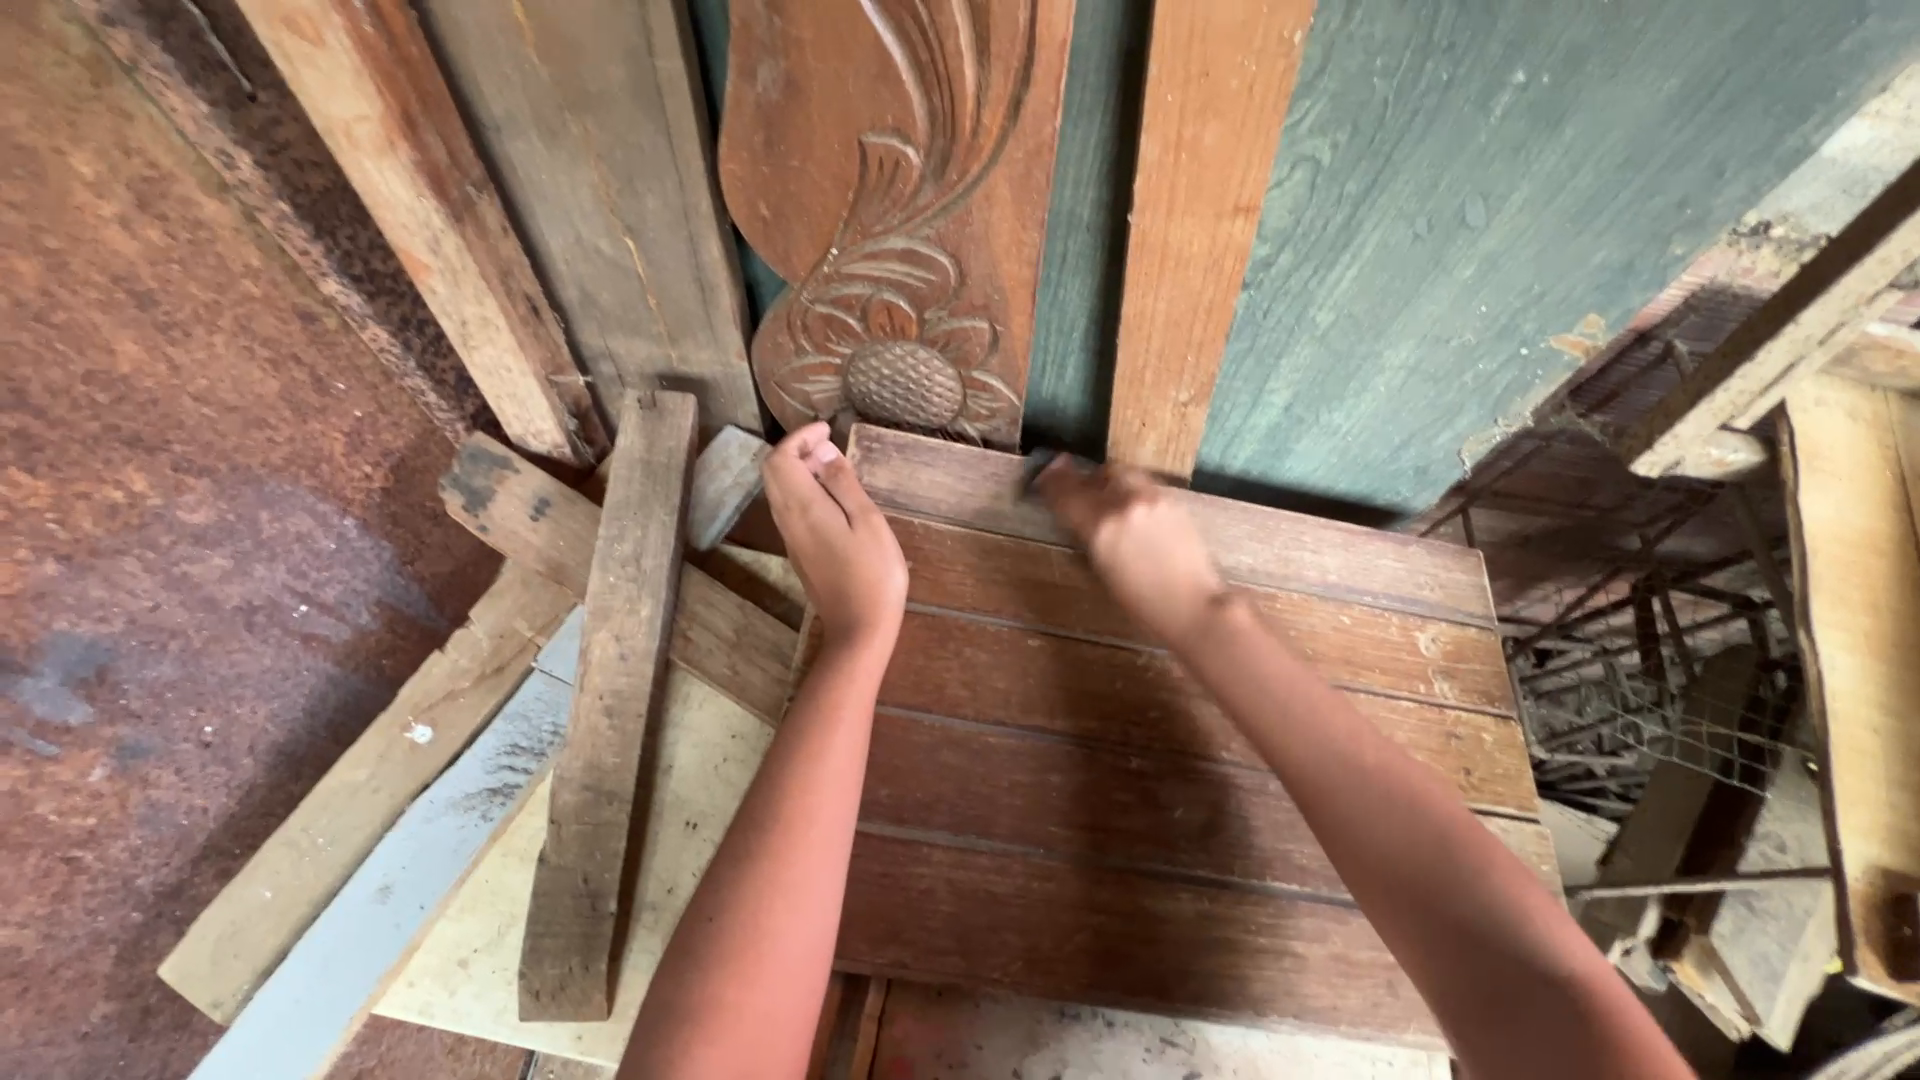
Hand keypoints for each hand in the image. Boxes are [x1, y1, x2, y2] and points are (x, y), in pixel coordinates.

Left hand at [760, 422, 908, 651]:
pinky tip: (833, 497)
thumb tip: (824, 453)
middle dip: (795, 450)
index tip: (827, 429)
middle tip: (829, 444)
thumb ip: (844, 484)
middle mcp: (788, 521)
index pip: (780, 459)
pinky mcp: (800, 553)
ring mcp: (791, 539)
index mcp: (802, 508)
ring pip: (779, 492)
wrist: (859, 628)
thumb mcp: (868, 522)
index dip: (799, 438)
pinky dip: (803, 490)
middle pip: (773, 473)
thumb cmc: (873, 574)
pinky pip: (790, 510)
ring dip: (799, 470)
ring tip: (833, 465)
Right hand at [1034, 458, 1227, 646]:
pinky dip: (1130, 488)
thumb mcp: (1101, 572)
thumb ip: (1087, 538)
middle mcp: (1123, 505)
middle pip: (1094, 474)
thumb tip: (1076, 517)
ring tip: (1104, 493)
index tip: (1043, 478)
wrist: (1192, 604)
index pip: (1066, 494)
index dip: (1051, 483)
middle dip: (1082, 478)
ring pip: (1121, 473)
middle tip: (1076, 486)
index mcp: (1100, 529)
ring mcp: (1150, 499)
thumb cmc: (1142, 604)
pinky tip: (1132, 506)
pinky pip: (1142, 483)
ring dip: (1107, 479)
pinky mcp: (1172, 499)